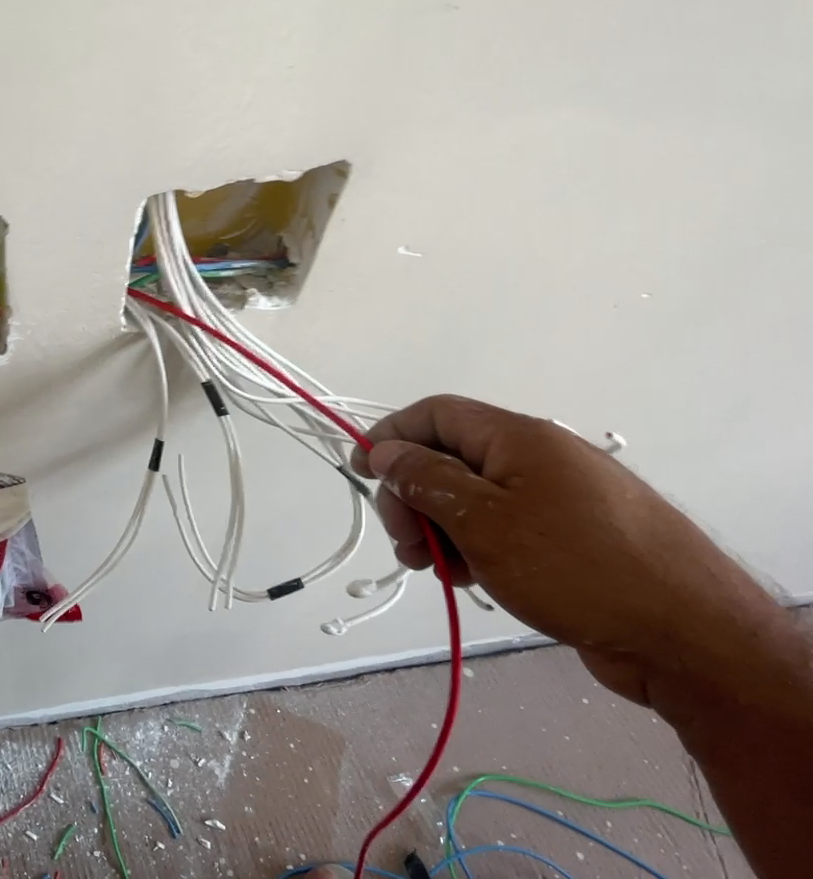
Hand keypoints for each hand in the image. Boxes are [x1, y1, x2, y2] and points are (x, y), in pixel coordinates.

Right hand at [353, 395, 776, 702]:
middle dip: (413, 497)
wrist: (692, 641)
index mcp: (521, 439)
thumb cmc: (576, 569)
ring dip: (439, 528)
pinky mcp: (576, 537)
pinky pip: (505, 526)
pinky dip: (476, 546)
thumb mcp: (483, 521)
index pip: (436, 413)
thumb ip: (426, 479)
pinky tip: (471, 578)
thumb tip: (387, 452)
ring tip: (435, 569)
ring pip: (474, 498)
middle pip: (450, 459)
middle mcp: (542, 458)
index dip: (390, 435)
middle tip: (404, 543)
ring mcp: (563, 499)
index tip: (361, 472)